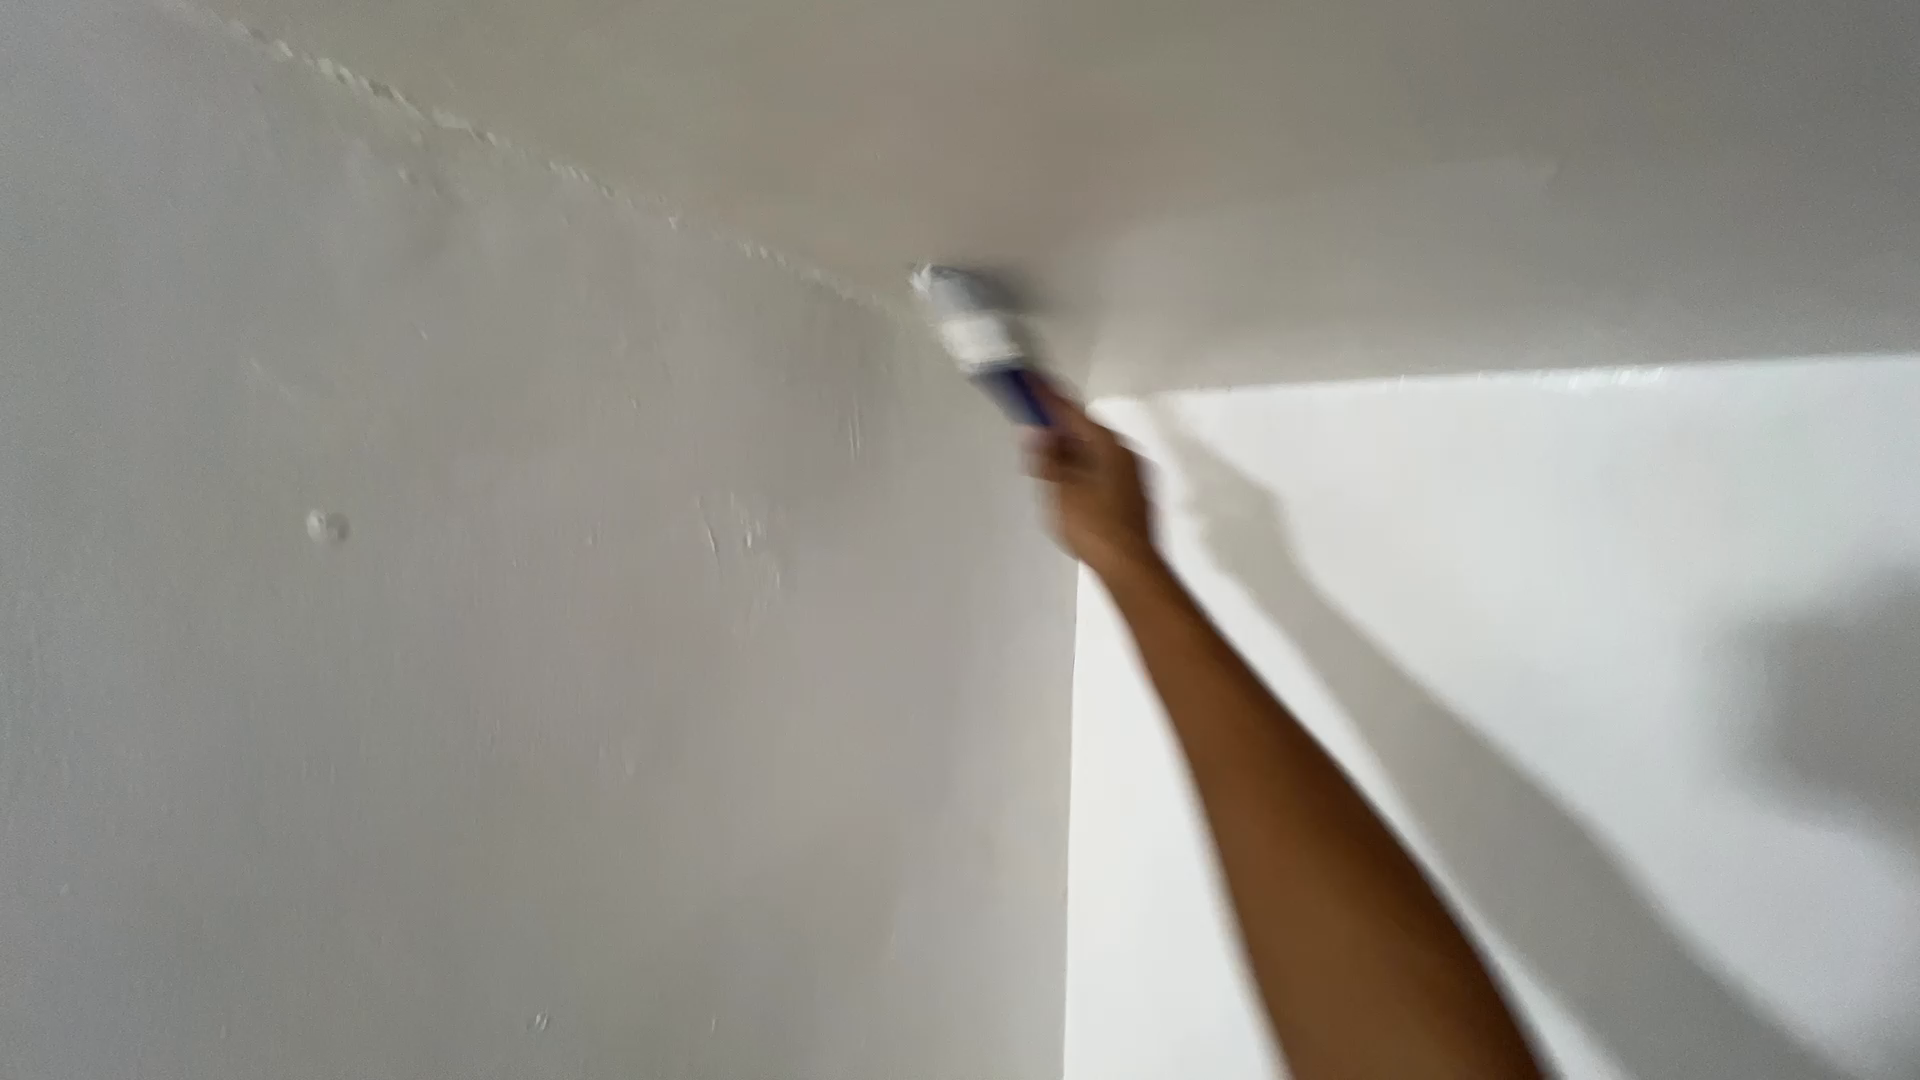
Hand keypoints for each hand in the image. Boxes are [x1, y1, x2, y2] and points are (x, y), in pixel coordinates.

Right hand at [1024, 380, 1162, 579]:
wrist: (1130, 566)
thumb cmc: (1092, 527)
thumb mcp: (1060, 490)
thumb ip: (1047, 457)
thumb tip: (1037, 430)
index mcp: (1108, 446)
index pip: (1071, 412)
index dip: (1047, 397)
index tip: (1030, 379)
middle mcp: (1126, 454)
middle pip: (1086, 432)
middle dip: (1058, 429)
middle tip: (1033, 426)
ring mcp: (1134, 476)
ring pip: (1095, 454)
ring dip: (1070, 452)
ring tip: (1046, 461)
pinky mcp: (1133, 496)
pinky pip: (1102, 471)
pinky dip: (1082, 469)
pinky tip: (1069, 486)